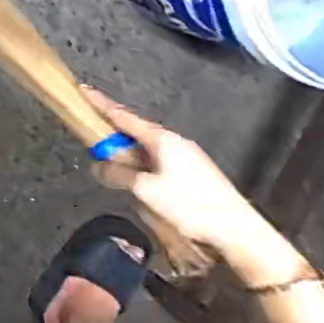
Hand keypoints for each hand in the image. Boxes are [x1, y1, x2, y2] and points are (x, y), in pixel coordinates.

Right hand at [83, 88, 303, 282]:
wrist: (240, 232)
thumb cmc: (192, 206)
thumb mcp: (145, 190)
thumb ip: (117, 175)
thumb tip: (98, 166)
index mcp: (161, 139)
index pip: (123, 115)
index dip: (101, 103)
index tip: (83, 90)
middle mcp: (173, 141)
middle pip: (134, 132)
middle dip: (115, 139)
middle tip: (99, 150)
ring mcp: (186, 156)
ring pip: (147, 150)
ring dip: (131, 159)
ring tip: (124, 178)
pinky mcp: (194, 173)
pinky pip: (159, 162)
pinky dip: (145, 168)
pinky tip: (145, 187)